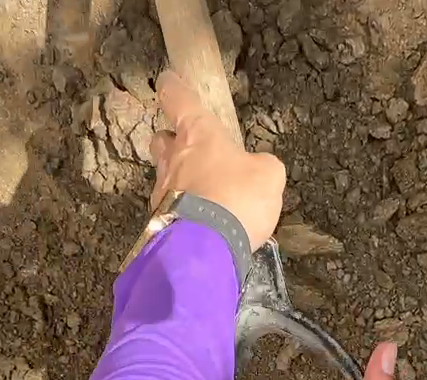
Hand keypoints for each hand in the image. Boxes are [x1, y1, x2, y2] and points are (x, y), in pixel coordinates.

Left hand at [149, 71, 284, 249]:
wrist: (207, 249)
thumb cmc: (238, 199)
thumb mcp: (269, 177)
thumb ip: (262, 167)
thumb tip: (257, 170)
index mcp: (197, 133)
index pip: (176, 97)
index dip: (173, 88)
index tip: (169, 83)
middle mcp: (173, 157)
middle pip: (161, 140)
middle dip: (172, 143)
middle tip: (191, 154)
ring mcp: (161, 191)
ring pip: (164, 177)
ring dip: (179, 183)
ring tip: (201, 201)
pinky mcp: (158, 222)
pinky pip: (170, 211)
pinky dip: (181, 214)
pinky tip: (199, 227)